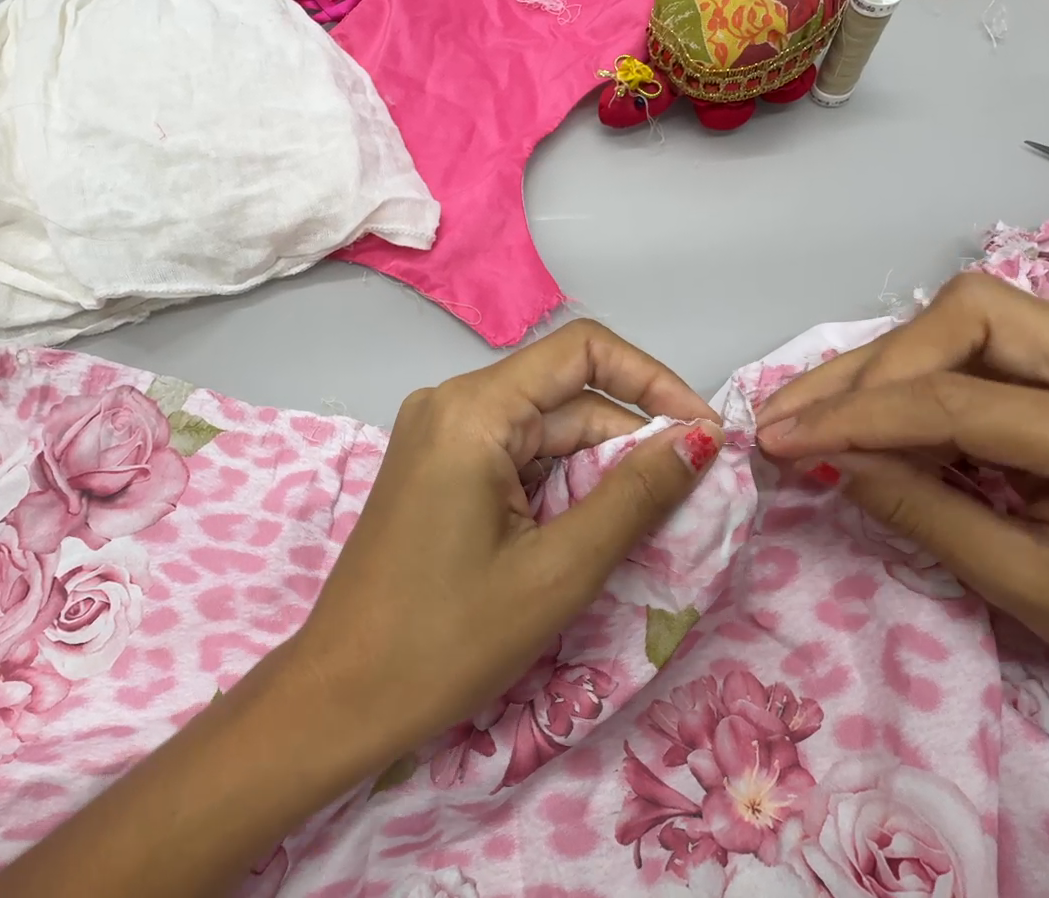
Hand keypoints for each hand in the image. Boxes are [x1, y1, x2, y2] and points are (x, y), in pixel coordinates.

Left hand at [292, 318, 725, 761]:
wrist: (343, 695)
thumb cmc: (449, 638)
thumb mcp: (559, 569)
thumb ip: (636, 495)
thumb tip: (701, 437)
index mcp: (473, 409)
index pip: (583, 351)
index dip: (654, 383)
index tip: (705, 436)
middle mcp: (449, 404)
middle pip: (564, 395)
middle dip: (630, 440)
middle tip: (685, 503)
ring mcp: (436, 437)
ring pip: (542, 430)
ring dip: (597, 469)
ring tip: (641, 527)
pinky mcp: (433, 471)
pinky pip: (512, 456)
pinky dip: (558, 485)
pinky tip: (584, 531)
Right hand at [754, 273, 1048, 726]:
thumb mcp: (1025, 588)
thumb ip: (919, 509)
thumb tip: (825, 455)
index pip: (962, 398)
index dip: (855, 414)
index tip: (778, 438)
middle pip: (968, 314)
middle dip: (871, 370)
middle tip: (799, 422)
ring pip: (966, 317)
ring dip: (881, 366)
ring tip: (811, 415)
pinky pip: (979, 345)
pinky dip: (912, 378)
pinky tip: (868, 419)